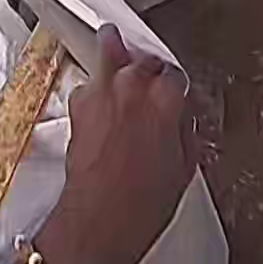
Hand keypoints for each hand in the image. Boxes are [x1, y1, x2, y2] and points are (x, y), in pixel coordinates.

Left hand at [35, 24, 193, 263]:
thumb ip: (184, 127)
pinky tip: (102, 105)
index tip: (175, 94)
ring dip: (116, 52)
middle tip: (151, 84)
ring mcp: (103, 86)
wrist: (100, 217)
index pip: (175, 74)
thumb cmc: (143, 201)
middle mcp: (133, 83)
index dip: (176, 86)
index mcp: (165, 98)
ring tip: (118, 51)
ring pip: (110, 46)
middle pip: (145, 56)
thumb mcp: (184, 165)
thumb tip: (182, 114)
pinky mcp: (78, 97)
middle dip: (150, 68)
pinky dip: (97, 85)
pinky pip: (91, 80)